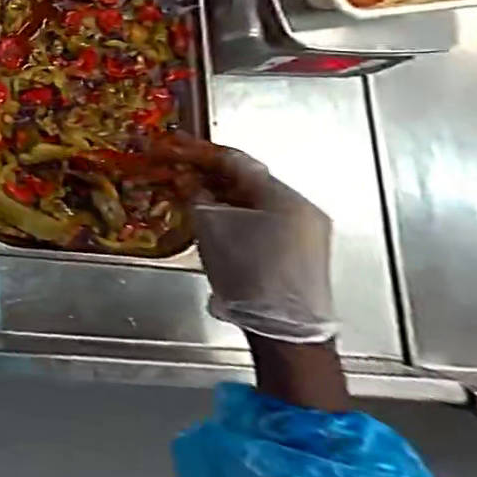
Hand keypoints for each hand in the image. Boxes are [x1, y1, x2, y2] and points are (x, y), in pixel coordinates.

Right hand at [153, 137, 335, 344]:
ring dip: (218, 191)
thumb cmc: (248, 271)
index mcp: (284, 196)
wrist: (283, 330)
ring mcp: (304, 230)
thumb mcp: (210, 225)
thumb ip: (196, 192)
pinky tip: (210, 213)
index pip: (235, 160)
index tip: (171, 146)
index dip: (198, 151)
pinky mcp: (299, 250)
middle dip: (208, 171)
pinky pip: (260, 216)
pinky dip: (232, 210)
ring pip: (252, 198)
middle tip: (175, 166)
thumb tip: (186, 176)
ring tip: (186, 188)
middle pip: (246, 178)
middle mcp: (300, 208)